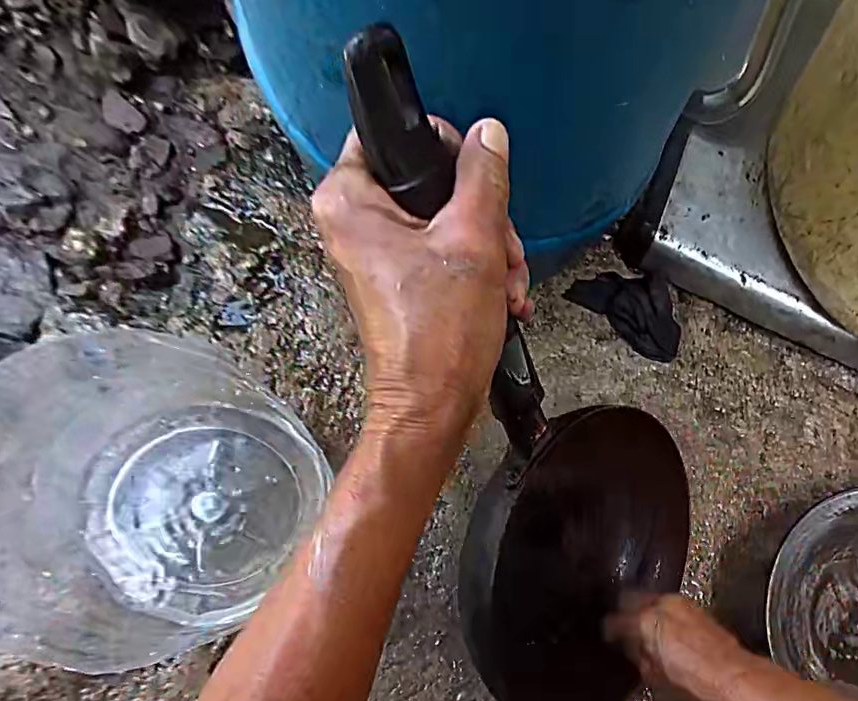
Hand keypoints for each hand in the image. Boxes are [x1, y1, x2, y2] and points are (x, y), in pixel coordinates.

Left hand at [310, 117, 531, 442]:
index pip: (395, 136)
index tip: (475, 188)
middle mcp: (354, 228)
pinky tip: (502, 297)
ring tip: (508, 285)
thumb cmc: (438, 340)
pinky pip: (443, 257)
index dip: (447, 154)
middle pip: (430, 187)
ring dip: (489, 251)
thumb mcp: (475, 241)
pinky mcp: (400, 286)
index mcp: (349, 203)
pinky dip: (477, 273)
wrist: (434, 407)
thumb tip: (488, 136)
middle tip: (504, 250)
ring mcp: (377, 260)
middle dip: (482, 220)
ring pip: (445, 225)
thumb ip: (483, 176)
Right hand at [605, 592, 762, 700]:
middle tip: (624, 631)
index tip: (608, 634)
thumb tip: (638, 651)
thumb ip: (640, 656)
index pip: (618, 620)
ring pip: (653, 602)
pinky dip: (664, 617)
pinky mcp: (698, 610)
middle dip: (627, 615)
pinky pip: (671, 608)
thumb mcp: (656, 673)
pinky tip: (667, 636)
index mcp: (647, 619)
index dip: (610, 629)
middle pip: (633, 601)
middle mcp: (664, 605)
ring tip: (647, 636)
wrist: (734, 677)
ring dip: (647, 615)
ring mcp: (683, 605)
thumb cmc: (699, 678)